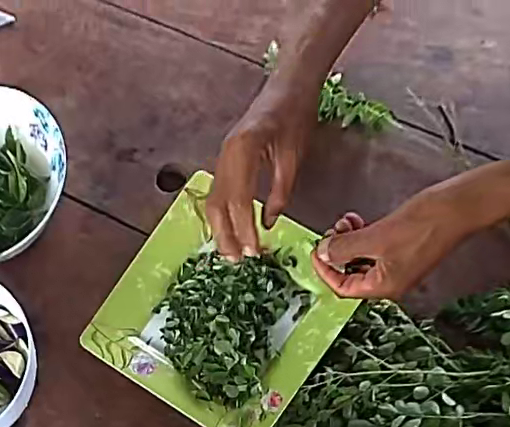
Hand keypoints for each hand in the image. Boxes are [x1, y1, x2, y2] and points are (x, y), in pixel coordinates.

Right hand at [205, 87, 316, 259]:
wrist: (289, 83)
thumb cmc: (295, 114)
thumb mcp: (293, 157)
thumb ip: (280, 192)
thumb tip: (269, 223)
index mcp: (243, 150)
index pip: (239, 201)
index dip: (244, 230)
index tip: (253, 251)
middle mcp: (226, 155)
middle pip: (218, 205)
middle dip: (226, 236)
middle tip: (237, 261)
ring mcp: (222, 157)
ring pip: (213, 202)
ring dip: (220, 230)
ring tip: (230, 252)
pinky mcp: (225, 160)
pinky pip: (218, 193)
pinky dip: (222, 216)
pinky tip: (229, 231)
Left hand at [312, 185, 473, 297]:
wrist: (463, 205)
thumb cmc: (426, 222)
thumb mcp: (376, 236)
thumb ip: (346, 247)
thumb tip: (324, 253)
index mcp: (383, 287)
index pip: (342, 287)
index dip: (325, 270)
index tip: (316, 250)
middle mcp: (390, 283)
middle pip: (350, 274)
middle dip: (337, 252)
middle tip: (333, 230)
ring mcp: (398, 267)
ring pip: (361, 260)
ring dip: (349, 242)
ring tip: (347, 221)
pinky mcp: (404, 251)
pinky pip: (375, 250)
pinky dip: (363, 237)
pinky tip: (359, 220)